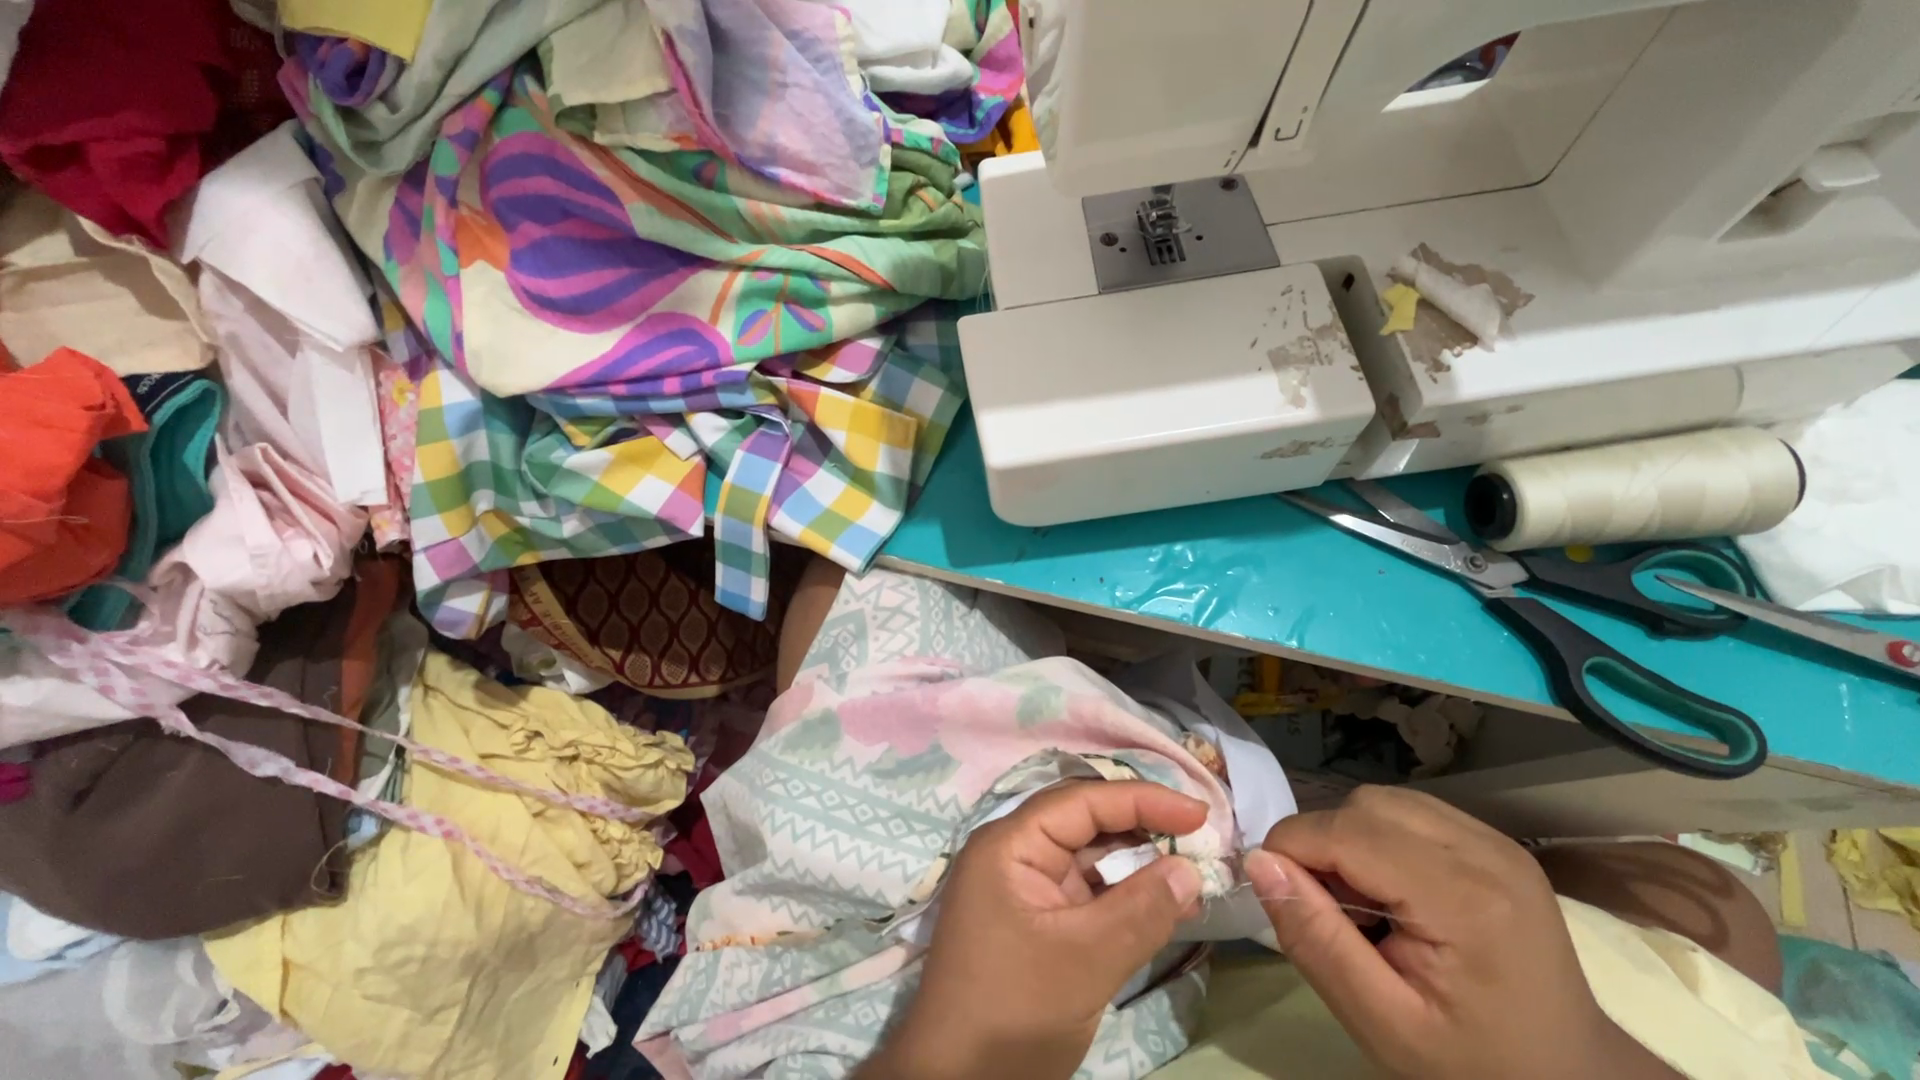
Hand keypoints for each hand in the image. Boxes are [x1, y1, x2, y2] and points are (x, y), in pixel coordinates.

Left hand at [861, 781, 1208, 1079]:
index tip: (1201, 812)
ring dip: (1141, 863)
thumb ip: (1141, 911)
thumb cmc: (1013, 1010)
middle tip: (1203, 837)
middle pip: (1086, 823)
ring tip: (1196, 870)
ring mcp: (1026, 890)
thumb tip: (1189, 870)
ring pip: (1091, 859)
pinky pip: (1089, 894)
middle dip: (1144, 826)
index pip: (1083, 801)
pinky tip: (1170, 905)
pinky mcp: (1039, 924)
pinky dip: (1128, 897)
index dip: (1143, 799)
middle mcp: (1015, 856)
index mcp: (1010, 846)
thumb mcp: (1084, 960)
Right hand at [1243, 786, 1678, 1079]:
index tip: (1276, 896)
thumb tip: (1258, 862)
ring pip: (1386, 801)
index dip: (1290, 849)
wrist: (1569, 1079)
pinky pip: (1414, 814)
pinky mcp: (1500, 846)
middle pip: (1365, 805)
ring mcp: (1499, 844)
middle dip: (1323, 842)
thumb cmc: (1470, 1064)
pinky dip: (1382, 839)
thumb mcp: (1381, 1021)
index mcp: (1464, 899)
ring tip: (1359, 902)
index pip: (1345, 831)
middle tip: (1322, 908)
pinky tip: (1392, 892)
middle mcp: (1487, 852)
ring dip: (1351, 837)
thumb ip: (1316, 939)